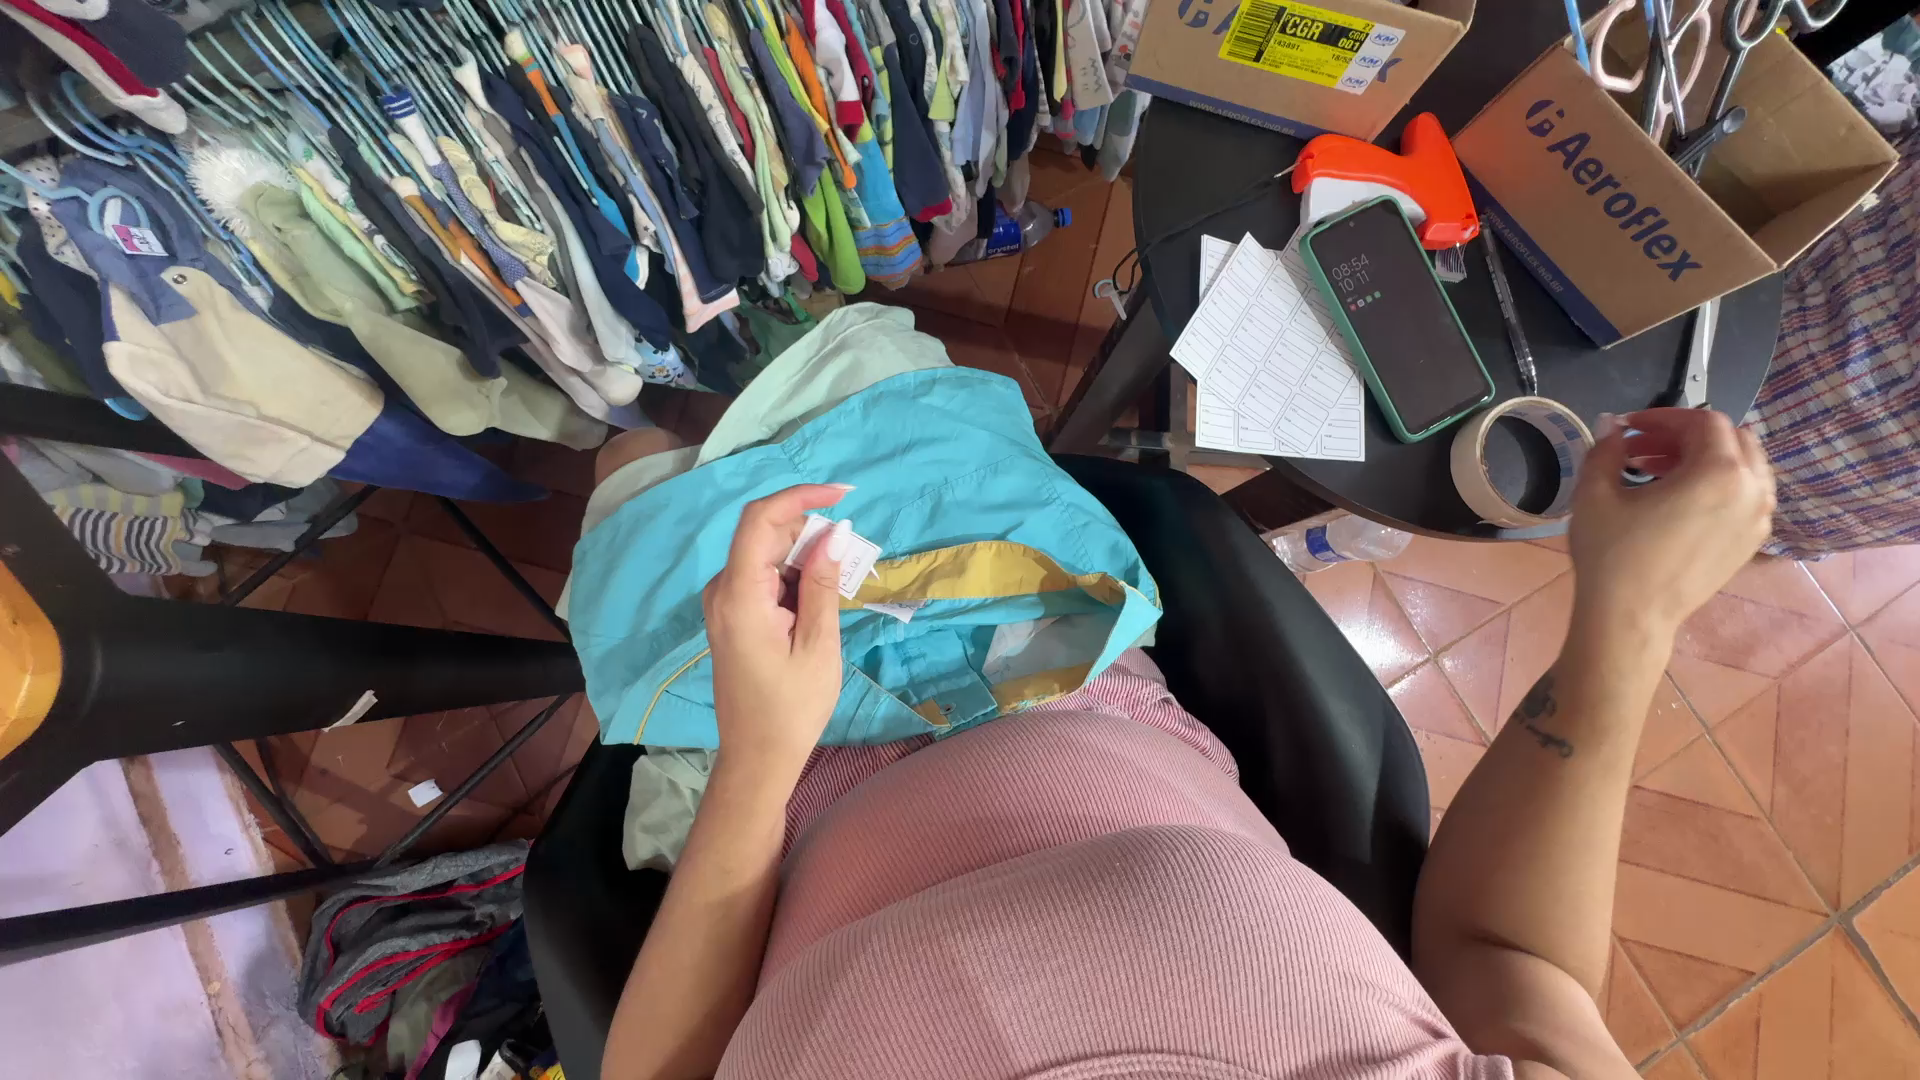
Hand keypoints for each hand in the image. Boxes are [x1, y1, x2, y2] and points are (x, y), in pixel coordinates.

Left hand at [701, 485, 852, 786]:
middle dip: (810, 530)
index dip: (800, 496)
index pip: (761, 520)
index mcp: (740, 595)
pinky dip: (796, 575)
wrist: (758, 756)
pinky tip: (822, 596)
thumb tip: (834, 533)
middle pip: (765, 534)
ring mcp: (724, 603)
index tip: (843, 494)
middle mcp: (723, 591)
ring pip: (767, 554)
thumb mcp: (819, 644)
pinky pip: (765, 577)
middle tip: (853, 553)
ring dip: (806, 554)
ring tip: (842, 579)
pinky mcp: (733, 615)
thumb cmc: (793, 707)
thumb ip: (824, 584)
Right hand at [1568, 408, 1775, 643]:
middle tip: (1639, 448)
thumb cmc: (1610, 552)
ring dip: (1702, 458)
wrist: (1632, 612)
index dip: (1663, 416)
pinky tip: (1675, 501)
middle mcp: (1753, 488)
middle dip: (1684, 435)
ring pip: (1744, 466)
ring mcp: (1759, 516)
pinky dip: (1715, 483)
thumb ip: (1605, 452)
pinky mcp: (1752, 539)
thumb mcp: (1594, 496)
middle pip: (1732, 439)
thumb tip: (1612, 428)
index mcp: (1718, 473)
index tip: (1626, 427)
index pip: (1704, 421)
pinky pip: (1745, 494)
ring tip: (1655, 473)